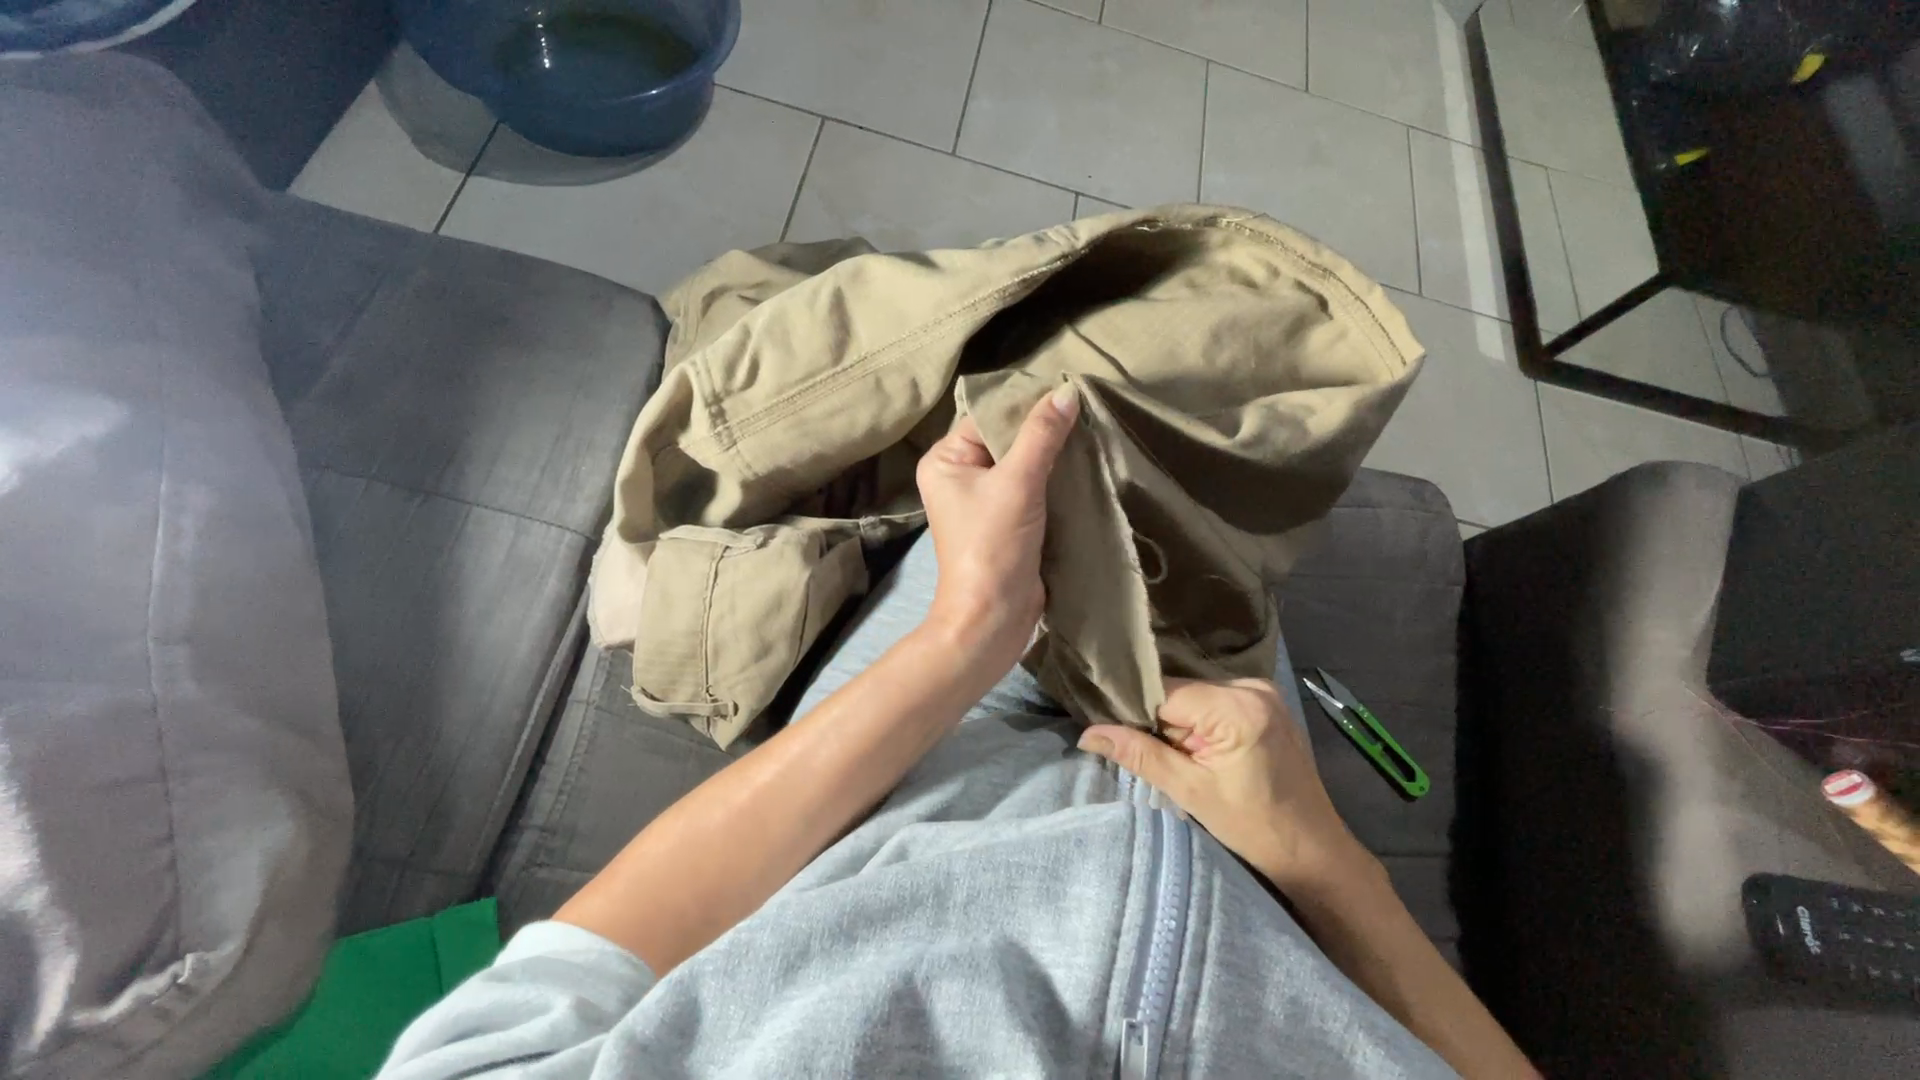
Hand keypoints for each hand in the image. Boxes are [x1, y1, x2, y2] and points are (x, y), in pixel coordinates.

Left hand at [916, 384, 1079, 673]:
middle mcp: (958, 475)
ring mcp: (983, 500)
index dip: (1026, 405)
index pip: (987, 417)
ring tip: (1090, 435)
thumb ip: (1042, 436)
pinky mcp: (1007, 520)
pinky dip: (1054, 479)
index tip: (1068, 393)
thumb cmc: (992, 545)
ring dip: (1053, 456)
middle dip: (1043, 430)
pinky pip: (1032, 487)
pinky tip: (1083, 466)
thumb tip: (1066, 392)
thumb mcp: (1017, 483)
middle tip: (1086, 412)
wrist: (992, 615)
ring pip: (1023, 463)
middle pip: (1006, 438)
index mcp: (944, 460)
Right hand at [1076, 678, 1374, 896]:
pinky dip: (1199, 722)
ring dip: (1178, 722)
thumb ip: (1139, 754)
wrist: (1313, 852)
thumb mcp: (1190, 791)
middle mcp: (1252, 686)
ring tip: (1175, 755)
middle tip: (1145, 752)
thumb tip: (1088, 733)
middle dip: (1157, 718)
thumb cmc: (1254, 828)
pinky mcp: (1266, 704)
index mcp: (1237, 706)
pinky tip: (1198, 750)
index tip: (1112, 731)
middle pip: (1179, 689)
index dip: (1134, 711)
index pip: (1164, 692)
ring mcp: (1263, 692)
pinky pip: (1215, 701)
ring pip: (1194, 695)